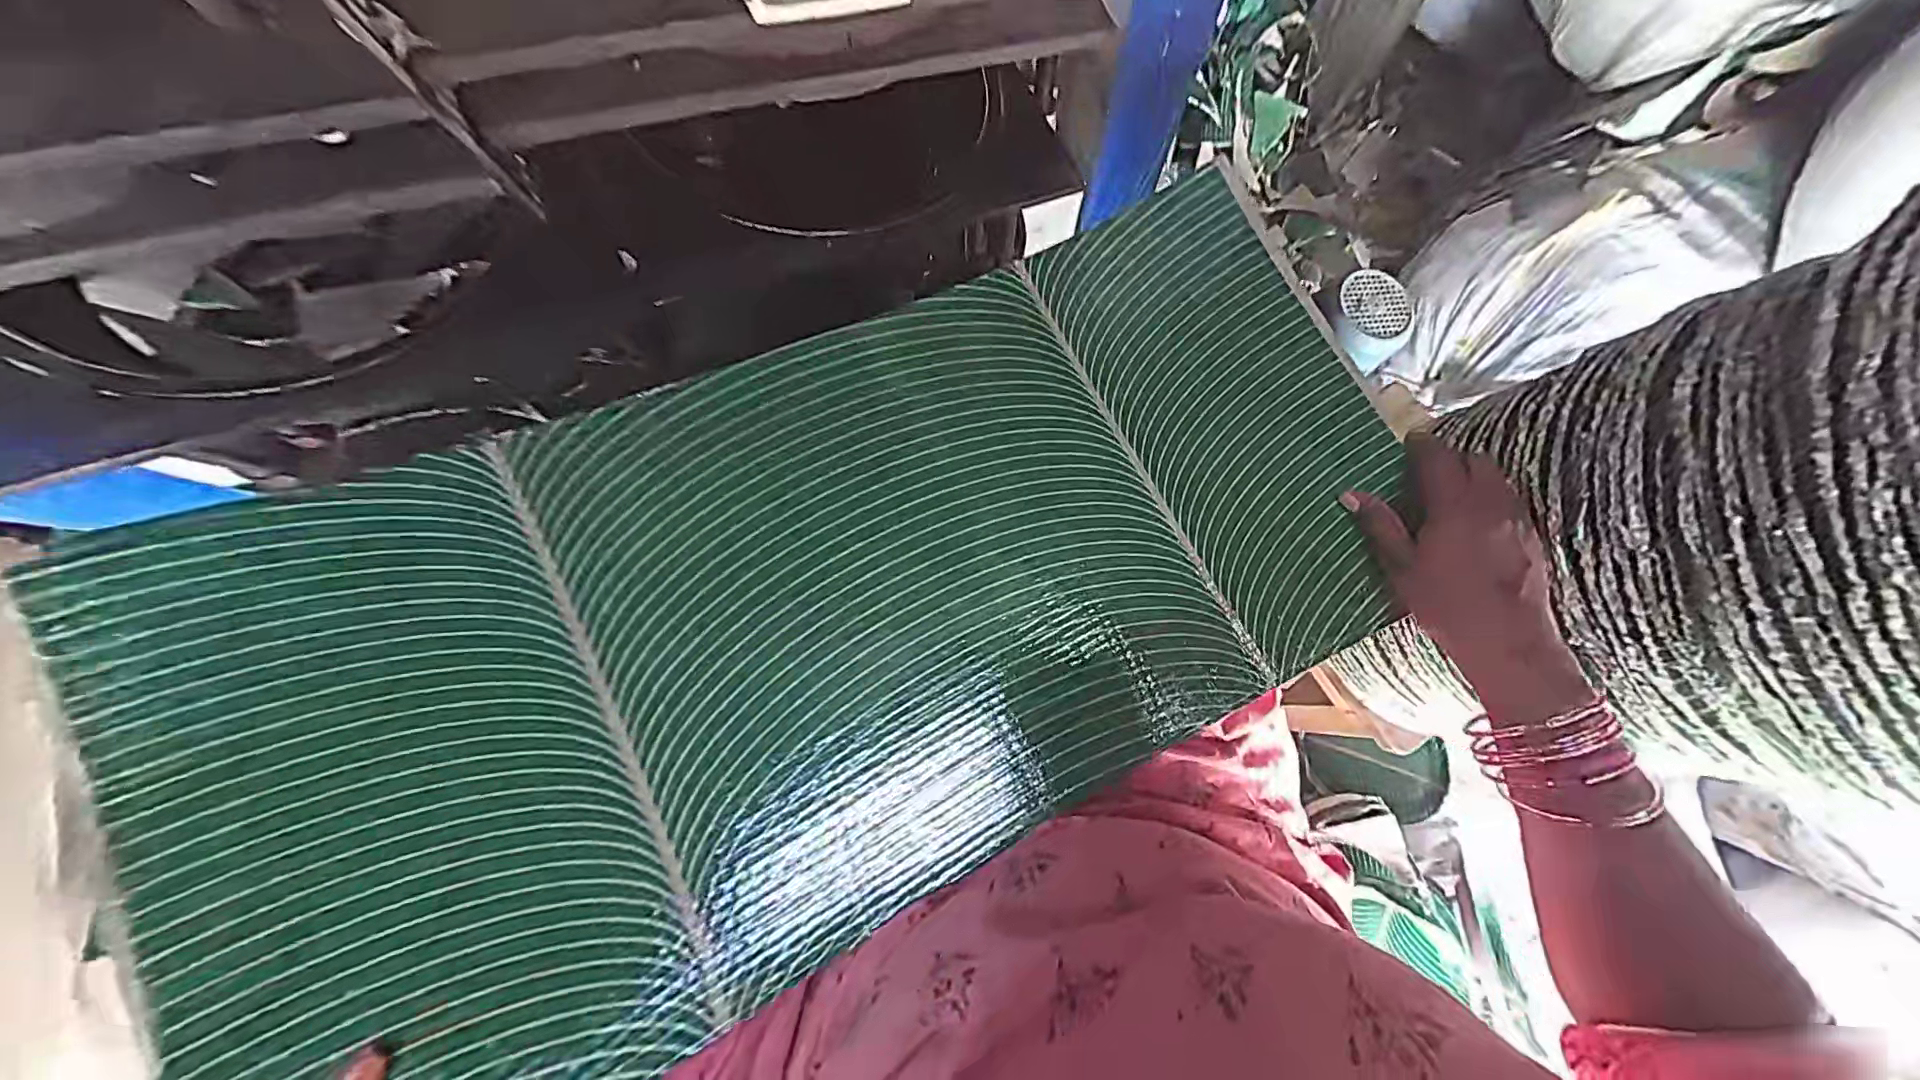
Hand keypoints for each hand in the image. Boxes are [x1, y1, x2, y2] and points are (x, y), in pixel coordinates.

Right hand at [1341, 432, 1593, 725]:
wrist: (1508, 641)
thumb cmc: (1445, 605)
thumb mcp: (1401, 567)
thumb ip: (1380, 526)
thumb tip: (1352, 495)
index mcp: (1455, 508)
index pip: (1439, 459)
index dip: (1422, 445)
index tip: (1408, 441)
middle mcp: (1491, 505)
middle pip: (1475, 460)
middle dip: (1450, 456)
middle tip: (1425, 467)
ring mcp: (1517, 520)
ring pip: (1497, 478)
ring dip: (1473, 474)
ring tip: (1448, 490)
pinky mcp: (1532, 536)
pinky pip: (1510, 500)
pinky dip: (1489, 495)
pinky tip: (1473, 518)